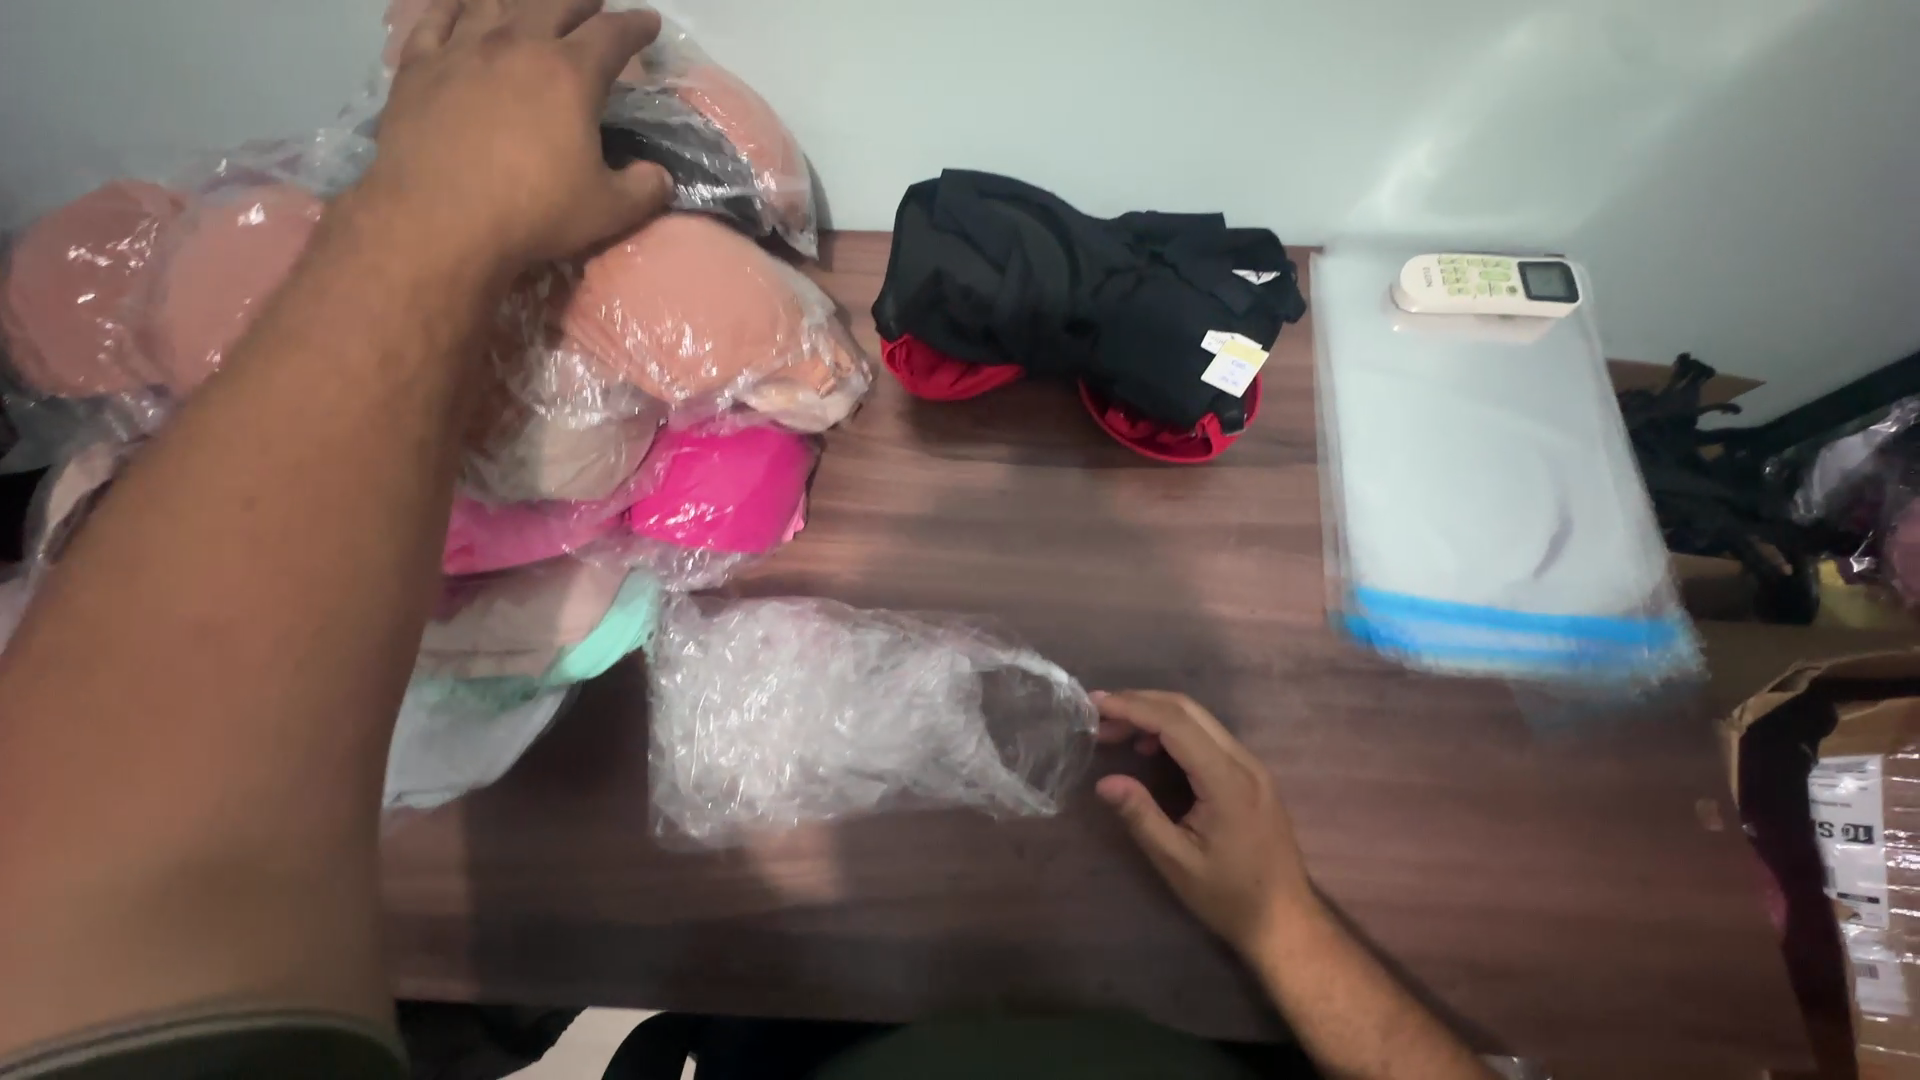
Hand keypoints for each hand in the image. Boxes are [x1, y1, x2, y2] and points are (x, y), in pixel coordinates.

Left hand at [360, 0, 674, 268]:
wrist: (441, 217)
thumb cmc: (535, 211)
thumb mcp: (609, 210)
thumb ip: (645, 190)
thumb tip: (661, 177)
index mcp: (570, 76)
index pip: (611, 36)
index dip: (635, 27)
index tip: (649, 22)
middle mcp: (516, 45)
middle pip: (552, 3)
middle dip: (580, 0)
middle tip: (594, 3)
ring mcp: (462, 49)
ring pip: (494, 2)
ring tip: (532, 2)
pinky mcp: (420, 65)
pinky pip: (436, 17)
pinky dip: (455, 5)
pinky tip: (461, 4)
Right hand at [1095, 691, 1315, 955]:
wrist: (1287, 921)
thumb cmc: (1229, 896)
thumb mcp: (1177, 862)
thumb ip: (1141, 816)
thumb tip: (1104, 783)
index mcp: (1227, 781)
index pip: (1175, 723)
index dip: (1133, 708)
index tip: (1096, 705)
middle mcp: (1243, 762)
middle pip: (1187, 710)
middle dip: (1139, 703)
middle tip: (1098, 715)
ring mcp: (1250, 766)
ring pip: (1198, 718)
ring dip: (1154, 714)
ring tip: (1114, 730)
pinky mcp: (1250, 774)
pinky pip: (1207, 735)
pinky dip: (1172, 730)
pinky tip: (1147, 749)